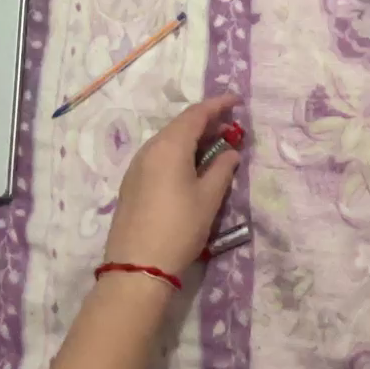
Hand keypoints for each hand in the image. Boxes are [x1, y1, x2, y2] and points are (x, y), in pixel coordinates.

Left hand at [103, 95, 240, 274]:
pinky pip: (159, 156)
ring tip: (215, 146)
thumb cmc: (179, 227)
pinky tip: (192, 166)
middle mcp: (150, 149)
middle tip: (231, 127)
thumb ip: (222, 169)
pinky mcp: (132, 183)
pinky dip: (179, 152)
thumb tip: (230, 152)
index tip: (237, 102)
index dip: (218, 105)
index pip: (196, 114)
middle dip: (206, 122)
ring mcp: (137, 166)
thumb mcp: (208, 198)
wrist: (137, 267)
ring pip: (168, 141)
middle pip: (180, 125)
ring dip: (192, 138)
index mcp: (169, 146)